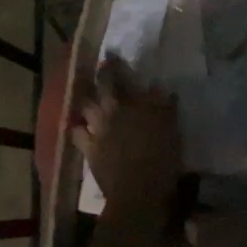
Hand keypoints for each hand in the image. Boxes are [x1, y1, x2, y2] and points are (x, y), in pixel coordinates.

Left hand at [71, 58, 180, 212]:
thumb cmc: (161, 160)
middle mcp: (113, 111)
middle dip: (100, 74)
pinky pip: (77, 133)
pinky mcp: (89, 148)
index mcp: (135, 104)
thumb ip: (165, 106)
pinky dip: (76, 126)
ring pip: (86, 105)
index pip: (123, 77)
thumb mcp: (171, 129)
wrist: (138, 192)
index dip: (116, 64)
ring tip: (83, 90)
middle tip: (100, 66)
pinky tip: (75, 124)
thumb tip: (160, 86)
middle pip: (103, 86)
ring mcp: (98, 129)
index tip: (111, 54)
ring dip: (84, 95)